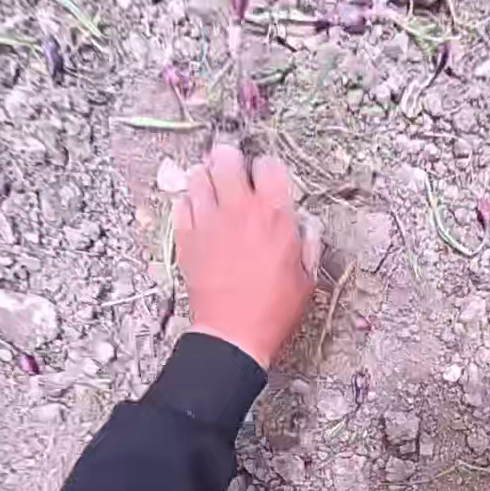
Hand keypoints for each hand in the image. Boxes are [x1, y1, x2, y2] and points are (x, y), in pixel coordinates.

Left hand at [173, 144, 315, 368]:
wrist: (234, 334)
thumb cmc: (272, 310)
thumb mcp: (306, 279)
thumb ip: (308, 242)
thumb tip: (305, 223)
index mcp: (274, 216)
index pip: (268, 165)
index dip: (268, 170)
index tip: (268, 182)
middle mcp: (239, 210)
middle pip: (226, 156)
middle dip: (232, 161)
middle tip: (236, 176)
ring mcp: (208, 221)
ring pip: (198, 174)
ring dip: (208, 179)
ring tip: (217, 194)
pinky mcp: (187, 237)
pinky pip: (181, 203)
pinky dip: (190, 204)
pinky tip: (202, 217)